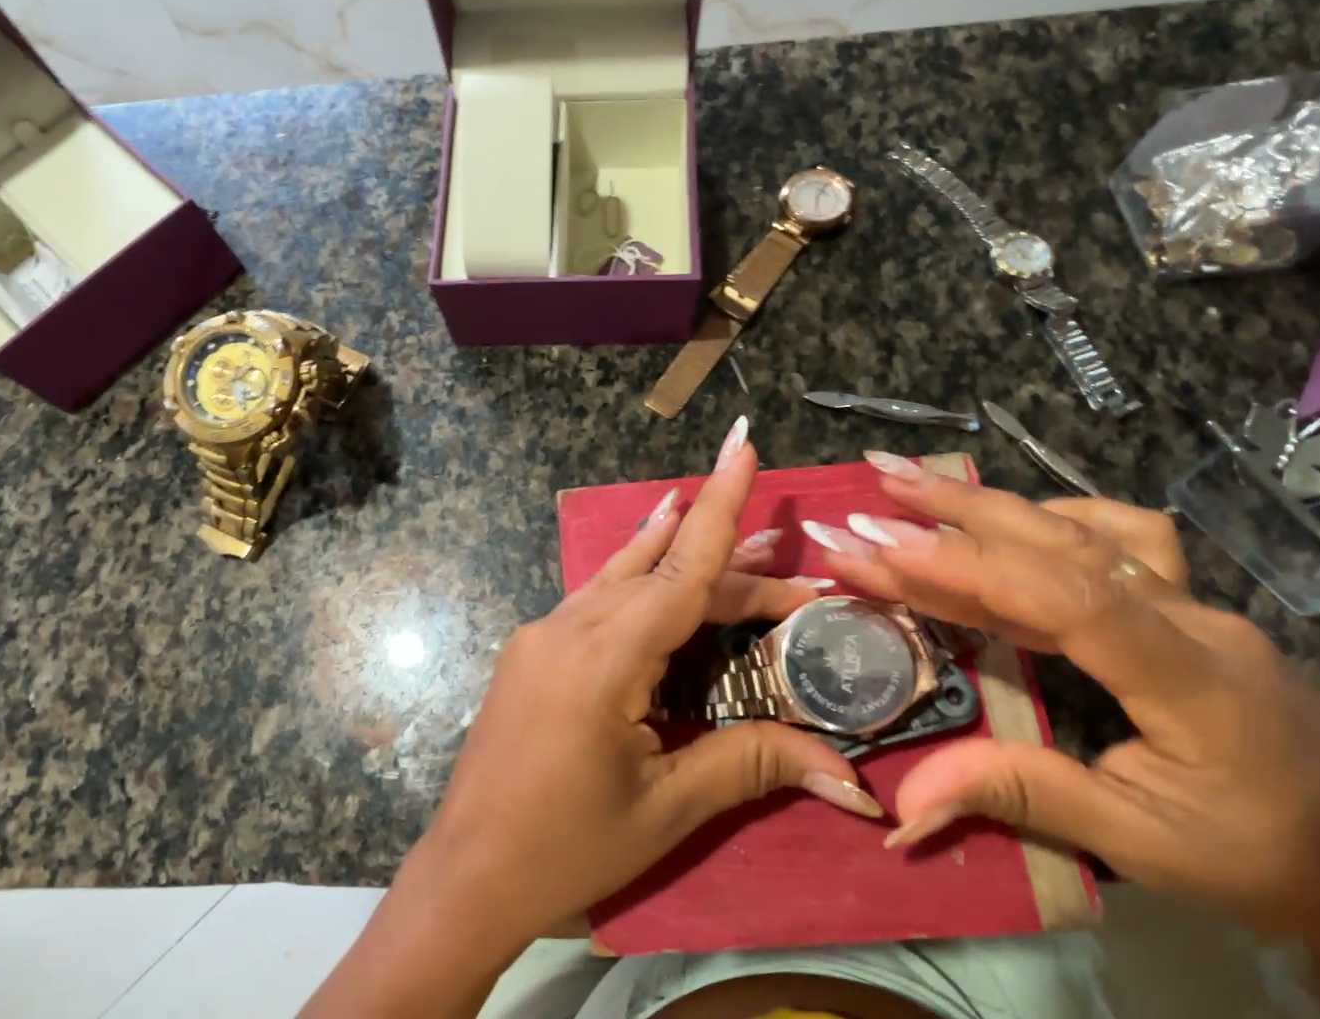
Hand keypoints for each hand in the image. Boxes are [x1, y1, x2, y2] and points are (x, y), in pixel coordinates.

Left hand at [416, 418, 881, 943]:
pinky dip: (635, 581)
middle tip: (796, 583)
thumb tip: (852, 777)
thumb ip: (752, 765)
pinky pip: (594, 601)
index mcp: (603, 658)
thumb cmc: (567, 848)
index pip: (681, 569)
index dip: (722, 506)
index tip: (743, 443)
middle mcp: (567, 628)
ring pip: (623, 580)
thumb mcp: (667, 806)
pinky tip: (651, 564)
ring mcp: (540, 636)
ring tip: (734, 541)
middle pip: (663, 578)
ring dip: (679, 561)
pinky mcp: (530, 653)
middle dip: (731, 572)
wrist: (466, 877)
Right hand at [808, 452, 1319, 1017]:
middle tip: (875, 485)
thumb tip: (907, 795)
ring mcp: (1195, 605)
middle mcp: (1193, 618)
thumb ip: (1028, 797)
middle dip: (959, 512)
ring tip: (916, 485)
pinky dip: (1049, 519)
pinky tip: (1010, 522)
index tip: (884, 550)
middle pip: (1066, 542)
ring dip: (993, 504)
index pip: (1067, 598)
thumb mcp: (1144, 844)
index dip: (970, 569)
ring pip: (1085, 531)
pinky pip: (1117, 540)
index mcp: (1192, 676)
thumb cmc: (1263, 858)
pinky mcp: (1188, 609)